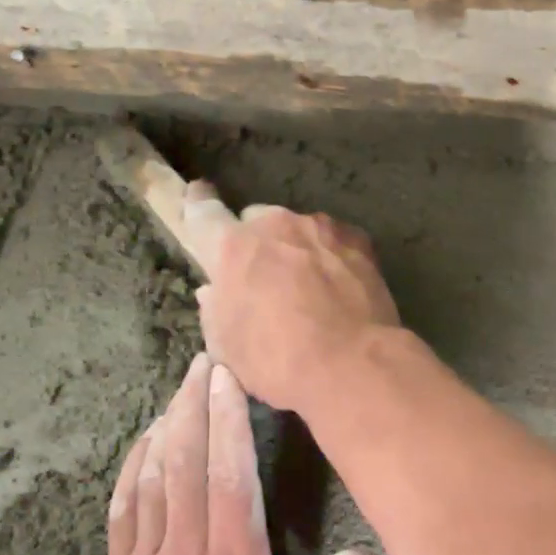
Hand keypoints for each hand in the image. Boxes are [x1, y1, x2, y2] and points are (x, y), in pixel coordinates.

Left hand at [89, 353, 382, 554]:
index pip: (230, 480)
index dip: (227, 422)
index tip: (227, 378)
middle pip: (186, 464)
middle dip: (194, 406)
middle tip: (202, 362)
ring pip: (152, 479)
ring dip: (166, 426)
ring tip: (179, 388)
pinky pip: (121, 511)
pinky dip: (131, 468)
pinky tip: (144, 441)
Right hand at [181, 184, 400, 413]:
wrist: (351, 364)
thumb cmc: (276, 360)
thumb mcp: (226, 345)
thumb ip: (215, 309)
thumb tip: (214, 291)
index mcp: (233, 246)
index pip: (204, 214)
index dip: (197, 202)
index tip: (198, 190)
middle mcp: (276, 224)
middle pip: (258, 221)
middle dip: (258, 244)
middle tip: (267, 280)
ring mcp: (321, 227)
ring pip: (299, 229)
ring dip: (298, 249)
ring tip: (311, 289)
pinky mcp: (358, 239)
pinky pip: (334, 241)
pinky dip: (332, 257)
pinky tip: (339, 289)